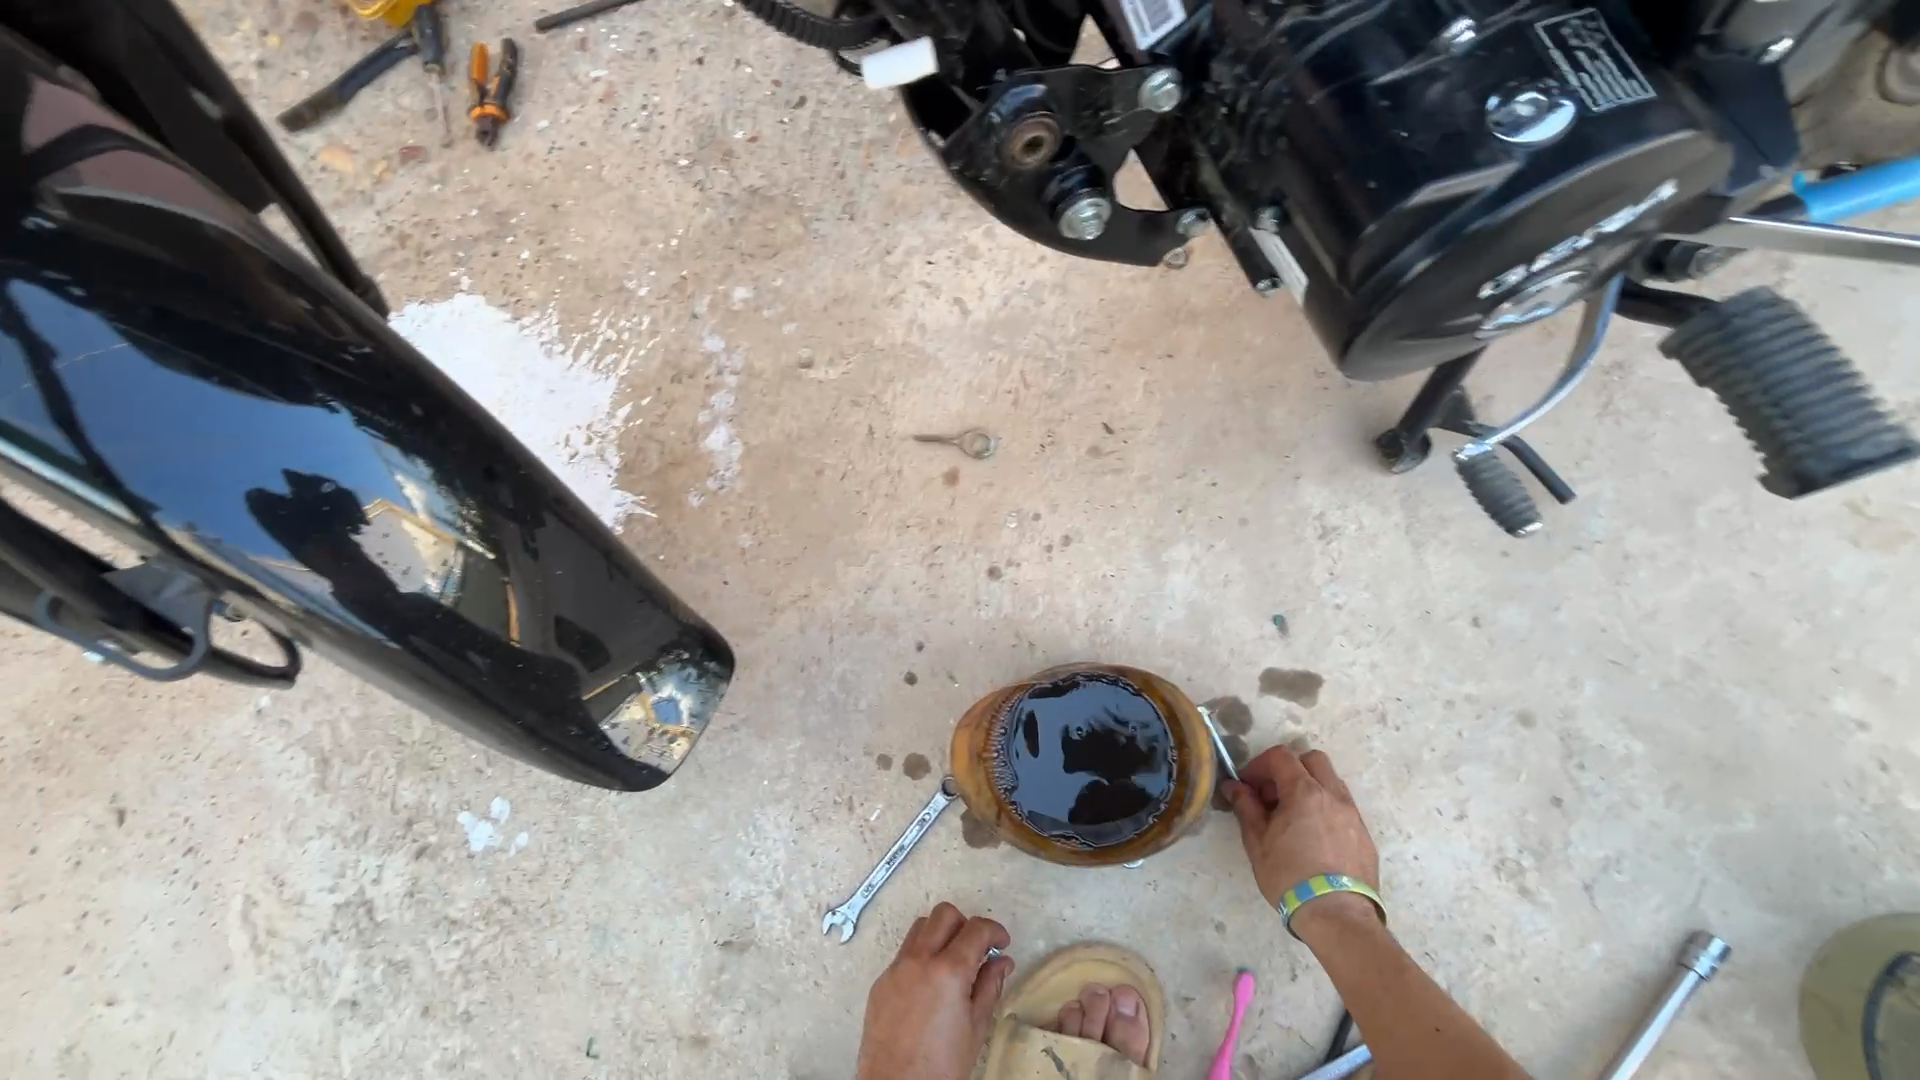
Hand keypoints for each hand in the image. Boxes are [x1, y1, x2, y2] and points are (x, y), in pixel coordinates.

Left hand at [855, 901, 1015, 1079]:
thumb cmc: (942, 1066)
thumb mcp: (976, 1028)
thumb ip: (989, 987)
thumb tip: (1002, 961)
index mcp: (948, 971)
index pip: (976, 929)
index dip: (994, 930)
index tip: (1002, 943)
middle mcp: (919, 960)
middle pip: (944, 914)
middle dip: (965, 924)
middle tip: (976, 949)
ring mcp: (896, 968)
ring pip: (920, 927)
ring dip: (940, 934)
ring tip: (952, 962)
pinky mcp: (880, 981)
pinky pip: (904, 953)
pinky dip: (921, 955)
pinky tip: (929, 985)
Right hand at [1223, 745, 1379, 913]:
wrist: (1337, 916)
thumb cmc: (1289, 877)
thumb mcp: (1257, 842)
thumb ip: (1245, 807)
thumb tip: (1233, 786)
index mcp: (1304, 792)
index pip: (1281, 756)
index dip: (1259, 766)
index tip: (1247, 786)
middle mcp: (1333, 795)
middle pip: (1312, 760)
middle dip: (1289, 769)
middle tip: (1272, 796)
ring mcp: (1353, 815)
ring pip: (1331, 782)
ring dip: (1309, 788)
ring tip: (1292, 818)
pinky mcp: (1365, 836)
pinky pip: (1343, 808)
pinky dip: (1324, 809)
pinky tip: (1313, 838)